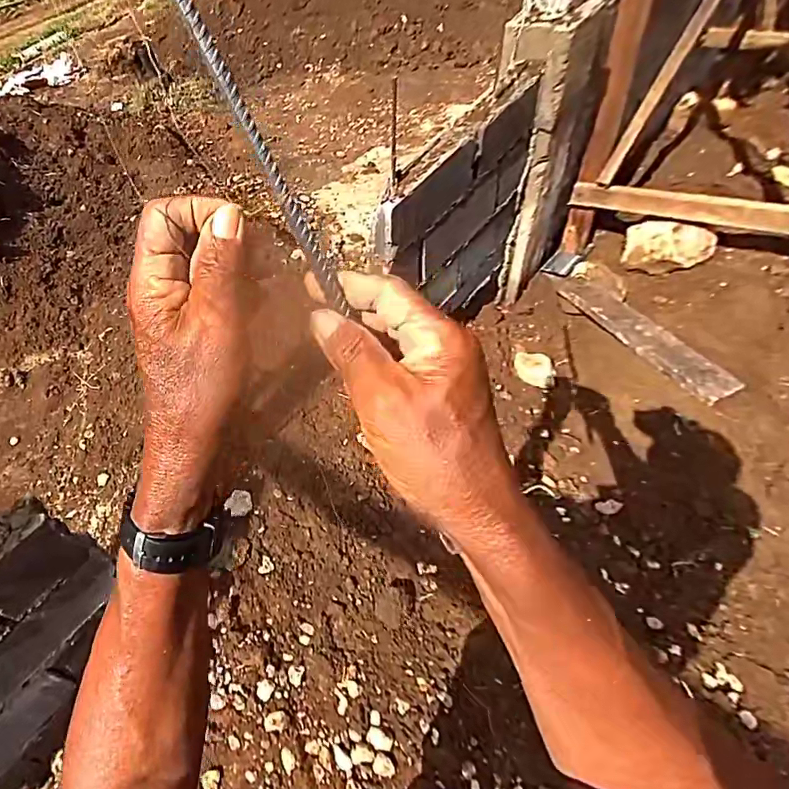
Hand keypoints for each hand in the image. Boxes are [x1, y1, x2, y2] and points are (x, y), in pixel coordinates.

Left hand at [127, 196, 250, 531]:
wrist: (191, 438)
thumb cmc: (197, 391)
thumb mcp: (215, 322)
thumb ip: (221, 266)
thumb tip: (228, 215)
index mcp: (151, 281)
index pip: (162, 214)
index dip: (200, 209)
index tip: (238, 226)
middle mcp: (160, 284)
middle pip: (186, 230)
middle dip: (228, 236)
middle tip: (259, 258)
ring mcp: (176, 300)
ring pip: (206, 255)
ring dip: (240, 261)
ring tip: (263, 284)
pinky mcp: (194, 315)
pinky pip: (217, 282)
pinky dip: (241, 285)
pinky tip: (258, 305)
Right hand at [306, 271, 520, 536]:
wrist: (475, 508)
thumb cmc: (436, 461)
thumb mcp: (381, 401)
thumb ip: (351, 352)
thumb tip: (322, 317)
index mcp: (441, 338)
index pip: (389, 292)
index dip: (348, 283)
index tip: (314, 280)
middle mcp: (449, 345)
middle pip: (394, 311)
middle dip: (352, 307)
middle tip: (313, 305)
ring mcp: (448, 368)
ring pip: (396, 336)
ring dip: (362, 333)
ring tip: (326, 333)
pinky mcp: (442, 389)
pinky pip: (403, 360)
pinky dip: (376, 358)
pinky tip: (353, 366)